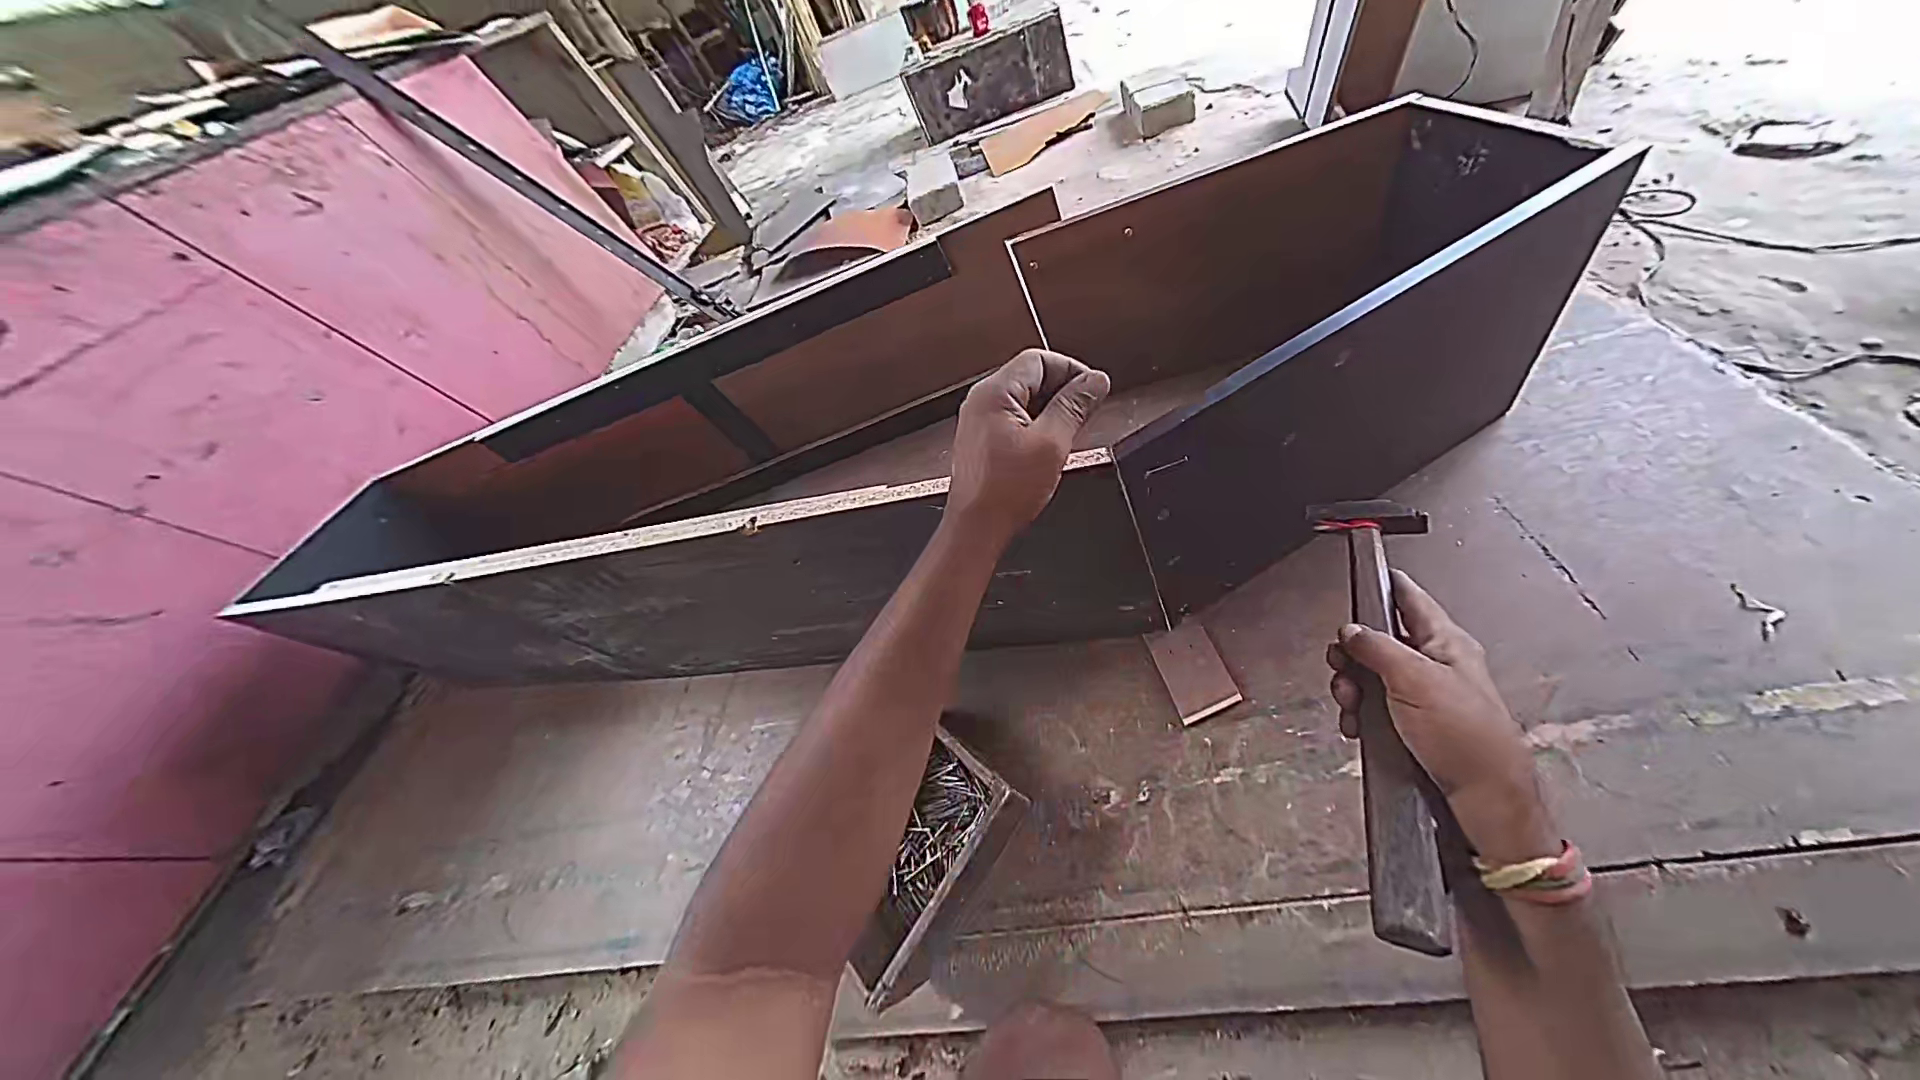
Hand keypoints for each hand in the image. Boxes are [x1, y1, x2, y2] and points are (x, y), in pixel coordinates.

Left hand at [946, 350, 1110, 546]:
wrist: (977, 527)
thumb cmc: (1003, 492)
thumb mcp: (1052, 443)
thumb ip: (1075, 406)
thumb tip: (1095, 382)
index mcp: (993, 393)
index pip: (1039, 359)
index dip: (1072, 370)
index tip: (1093, 390)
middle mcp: (981, 401)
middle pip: (1031, 376)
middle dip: (1063, 392)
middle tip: (1085, 414)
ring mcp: (979, 421)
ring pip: (1024, 399)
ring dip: (1051, 411)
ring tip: (1067, 436)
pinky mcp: (982, 439)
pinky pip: (1015, 419)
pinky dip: (1036, 426)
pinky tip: (1047, 448)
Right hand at [1326, 570, 1558, 864]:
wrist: (1484, 798)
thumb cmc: (1467, 738)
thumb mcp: (1415, 681)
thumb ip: (1378, 648)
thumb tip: (1350, 630)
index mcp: (1446, 643)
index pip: (1409, 597)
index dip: (1385, 584)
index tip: (1364, 573)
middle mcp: (1434, 663)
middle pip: (1378, 639)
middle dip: (1352, 654)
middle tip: (1343, 668)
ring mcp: (1422, 692)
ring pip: (1370, 673)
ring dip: (1352, 687)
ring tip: (1353, 704)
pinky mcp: (1412, 719)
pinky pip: (1373, 703)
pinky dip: (1359, 711)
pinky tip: (1359, 724)